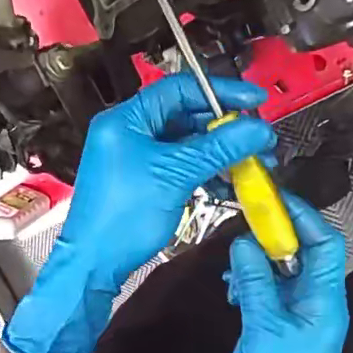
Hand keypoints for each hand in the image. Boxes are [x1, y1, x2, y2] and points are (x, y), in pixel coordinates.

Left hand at [2, 74, 275, 352]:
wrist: (96, 263)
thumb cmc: (119, 219)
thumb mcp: (176, 175)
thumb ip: (219, 148)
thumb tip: (256, 129)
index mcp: (127, 119)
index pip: (180, 89)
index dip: (220, 91)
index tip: (252, 99)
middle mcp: (131, 132)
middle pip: (187, 115)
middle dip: (225, 126)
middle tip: (255, 136)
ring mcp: (138, 156)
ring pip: (188, 143)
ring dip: (220, 151)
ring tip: (250, 162)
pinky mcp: (147, 179)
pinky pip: (183, 164)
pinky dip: (207, 170)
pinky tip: (229, 181)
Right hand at [226, 192, 352, 352]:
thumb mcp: (262, 328)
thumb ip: (254, 283)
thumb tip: (244, 242)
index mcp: (325, 299)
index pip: (325, 242)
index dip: (303, 216)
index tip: (272, 200)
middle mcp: (321, 300)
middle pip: (305, 252)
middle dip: (274, 237)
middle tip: (242, 227)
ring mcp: (305, 313)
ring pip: (286, 270)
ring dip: (259, 263)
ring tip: (231, 271)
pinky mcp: (289, 324)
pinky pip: (275, 290)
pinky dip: (255, 283)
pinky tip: (233, 290)